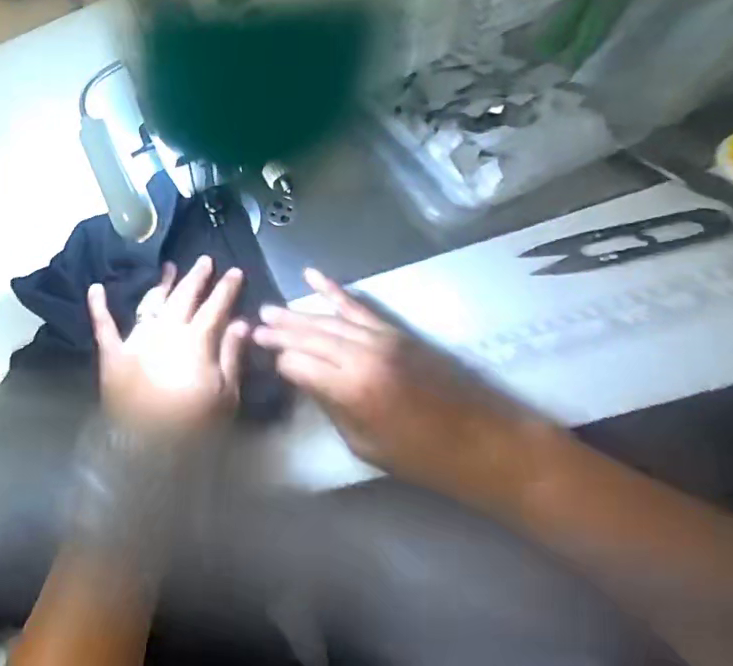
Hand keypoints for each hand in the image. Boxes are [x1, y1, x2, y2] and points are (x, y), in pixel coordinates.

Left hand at [89, 256, 249, 438]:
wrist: (146, 456)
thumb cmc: (194, 429)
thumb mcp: (226, 396)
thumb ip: (231, 355)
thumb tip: (241, 322)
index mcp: (195, 342)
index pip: (215, 307)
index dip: (226, 289)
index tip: (235, 271)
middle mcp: (166, 333)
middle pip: (184, 298)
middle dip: (196, 277)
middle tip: (205, 260)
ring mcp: (137, 341)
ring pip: (152, 303)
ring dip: (162, 284)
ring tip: (170, 267)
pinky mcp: (112, 355)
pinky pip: (104, 327)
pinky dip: (99, 306)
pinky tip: (95, 287)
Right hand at [254, 269, 554, 504]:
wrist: (479, 439)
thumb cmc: (419, 456)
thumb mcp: (365, 444)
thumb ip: (331, 406)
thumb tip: (305, 380)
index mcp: (351, 390)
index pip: (299, 364)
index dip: (278, 362)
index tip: (260, 357)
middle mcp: (361, 355)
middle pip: (310, 336)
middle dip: (280, 331)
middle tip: (253, 324)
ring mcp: (379, 338)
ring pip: (329, 319)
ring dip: (298, 313)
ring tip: (270, 309)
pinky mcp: (394, 331)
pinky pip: (358, 306)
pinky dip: (334, 290)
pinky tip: (313, 276)